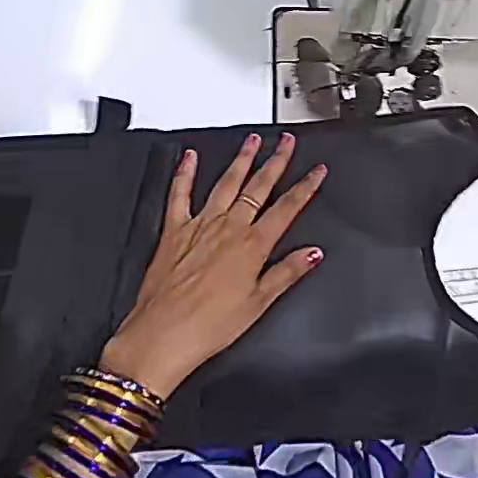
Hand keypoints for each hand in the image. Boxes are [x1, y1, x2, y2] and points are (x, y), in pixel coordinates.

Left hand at [99, 133, 326, 397]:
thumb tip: (313, 254)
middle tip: (287, 142)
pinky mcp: (174, 231)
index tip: (317, 171)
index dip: (306, 186)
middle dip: (277, 161)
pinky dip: (185, 173)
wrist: (161, 337)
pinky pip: (179, 194)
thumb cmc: (207, 326)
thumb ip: (288, 273)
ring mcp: (201, 226)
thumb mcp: (258, 303)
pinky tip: (190, 157)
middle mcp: (228, 228)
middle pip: (259, 186)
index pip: (287, 207)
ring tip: (253, 140)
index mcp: (252, 246)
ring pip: (227, 183)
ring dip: (242, 159)